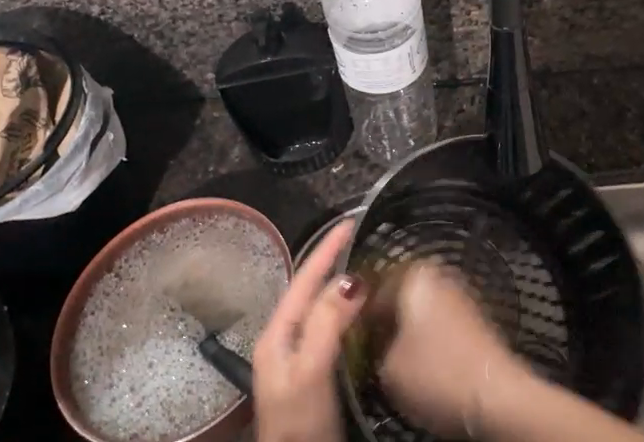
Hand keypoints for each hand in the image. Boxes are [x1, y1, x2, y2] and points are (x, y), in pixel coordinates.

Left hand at [252, 222, 366, 441]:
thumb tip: (351, 278)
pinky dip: (346, 313)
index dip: (326, 250)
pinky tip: (362, 314)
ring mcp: (297, 360)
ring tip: (366, 267)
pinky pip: (330, 329)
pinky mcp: (313, 376)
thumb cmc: (299, 424)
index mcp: (277, 335)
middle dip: (334, 263)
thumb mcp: (311, 370)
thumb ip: (327, 323)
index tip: (350, 223)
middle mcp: (284, 342)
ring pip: (320, 310)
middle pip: (310, 292)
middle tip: (362, 240)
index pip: (304, 280)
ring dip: (340, 287)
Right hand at [372, 263, 530, 439]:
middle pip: (402, 293)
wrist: (496, 394)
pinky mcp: (477, 316)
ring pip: (423, 307)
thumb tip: (379, 343)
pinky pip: (441, 320)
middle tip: (375, 346)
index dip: (360, 315)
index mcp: (414, 276)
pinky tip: (424, 360)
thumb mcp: (387, 368)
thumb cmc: (436, 373)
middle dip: (388, 317)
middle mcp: (439, 275)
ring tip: (398, 357)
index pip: (374, 288)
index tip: (354, 337)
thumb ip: (375, 347)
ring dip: (409, 327)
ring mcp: (461, 293)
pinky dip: (430, 335)